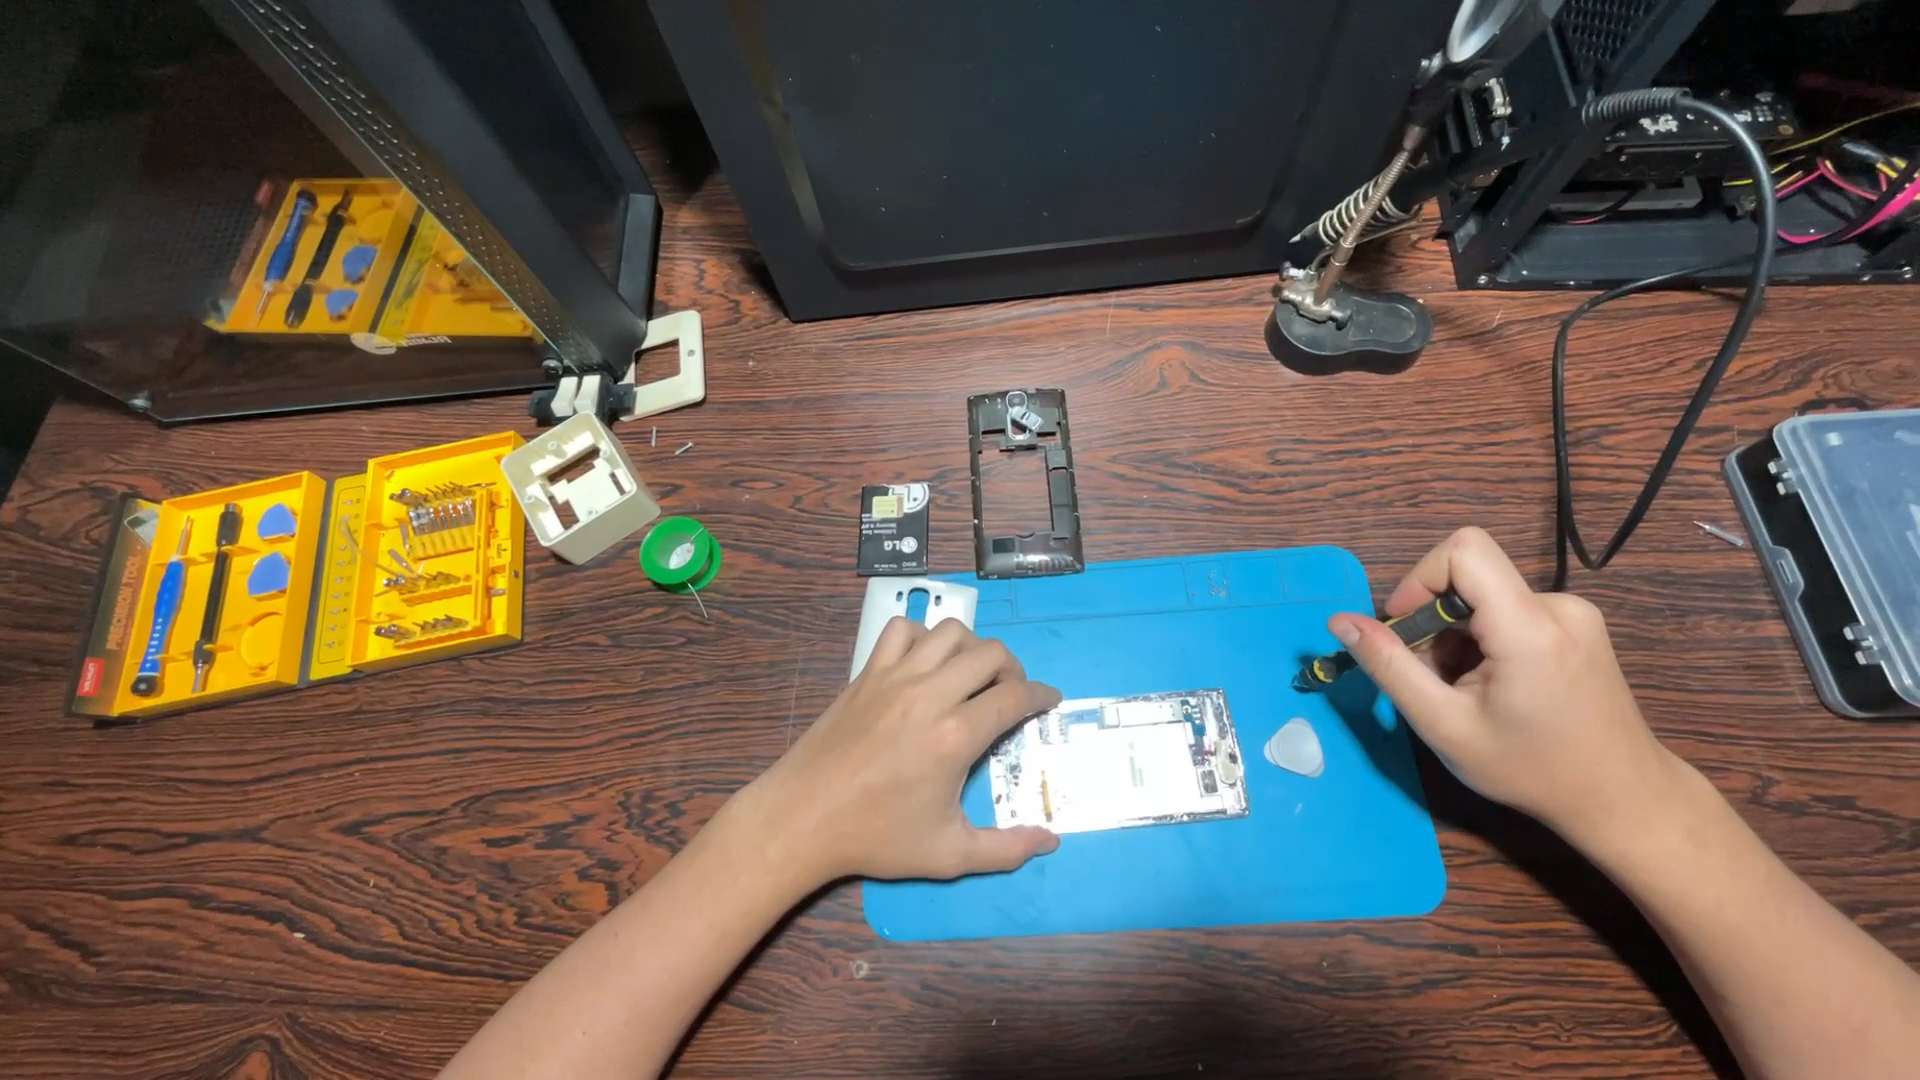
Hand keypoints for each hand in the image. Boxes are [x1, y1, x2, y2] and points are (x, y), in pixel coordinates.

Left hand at [737, 617, 1061, 885]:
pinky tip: (924, 665)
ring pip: (950, 632)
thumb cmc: (876, 837)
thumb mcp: (948, 854)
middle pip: (991, 653)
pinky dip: (922, 637)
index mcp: (956, 736)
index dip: (1042, 695)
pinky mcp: (867, 673)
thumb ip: (1005, 849)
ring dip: (972, 648)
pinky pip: (901, 630)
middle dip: (1014, 669)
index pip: (1016, 697)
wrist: (802, 819)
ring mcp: (895, 677)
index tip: (1049, 701)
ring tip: (971, 676)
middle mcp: (930, 695)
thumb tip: (1050, 841)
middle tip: (1011, 695)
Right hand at [1328, 527, 1683, 843]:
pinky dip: (1477, 639)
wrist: (1623, 800)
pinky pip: (1504, 609)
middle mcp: (1558, 605)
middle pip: (1466, 576)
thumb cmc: (1530, 769)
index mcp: (1530, 626)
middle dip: (1430, 620)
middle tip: (1430, 678)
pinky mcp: (1574, 625)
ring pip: (1480, 596)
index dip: (1420, 579)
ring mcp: (1572, 613)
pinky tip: (1487, 684)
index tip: (1405, 630)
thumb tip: (1339, 620)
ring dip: (1452, 635)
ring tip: (1462, 690)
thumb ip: (1389, 666)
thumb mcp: (1443, 725)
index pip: (1464, 550)